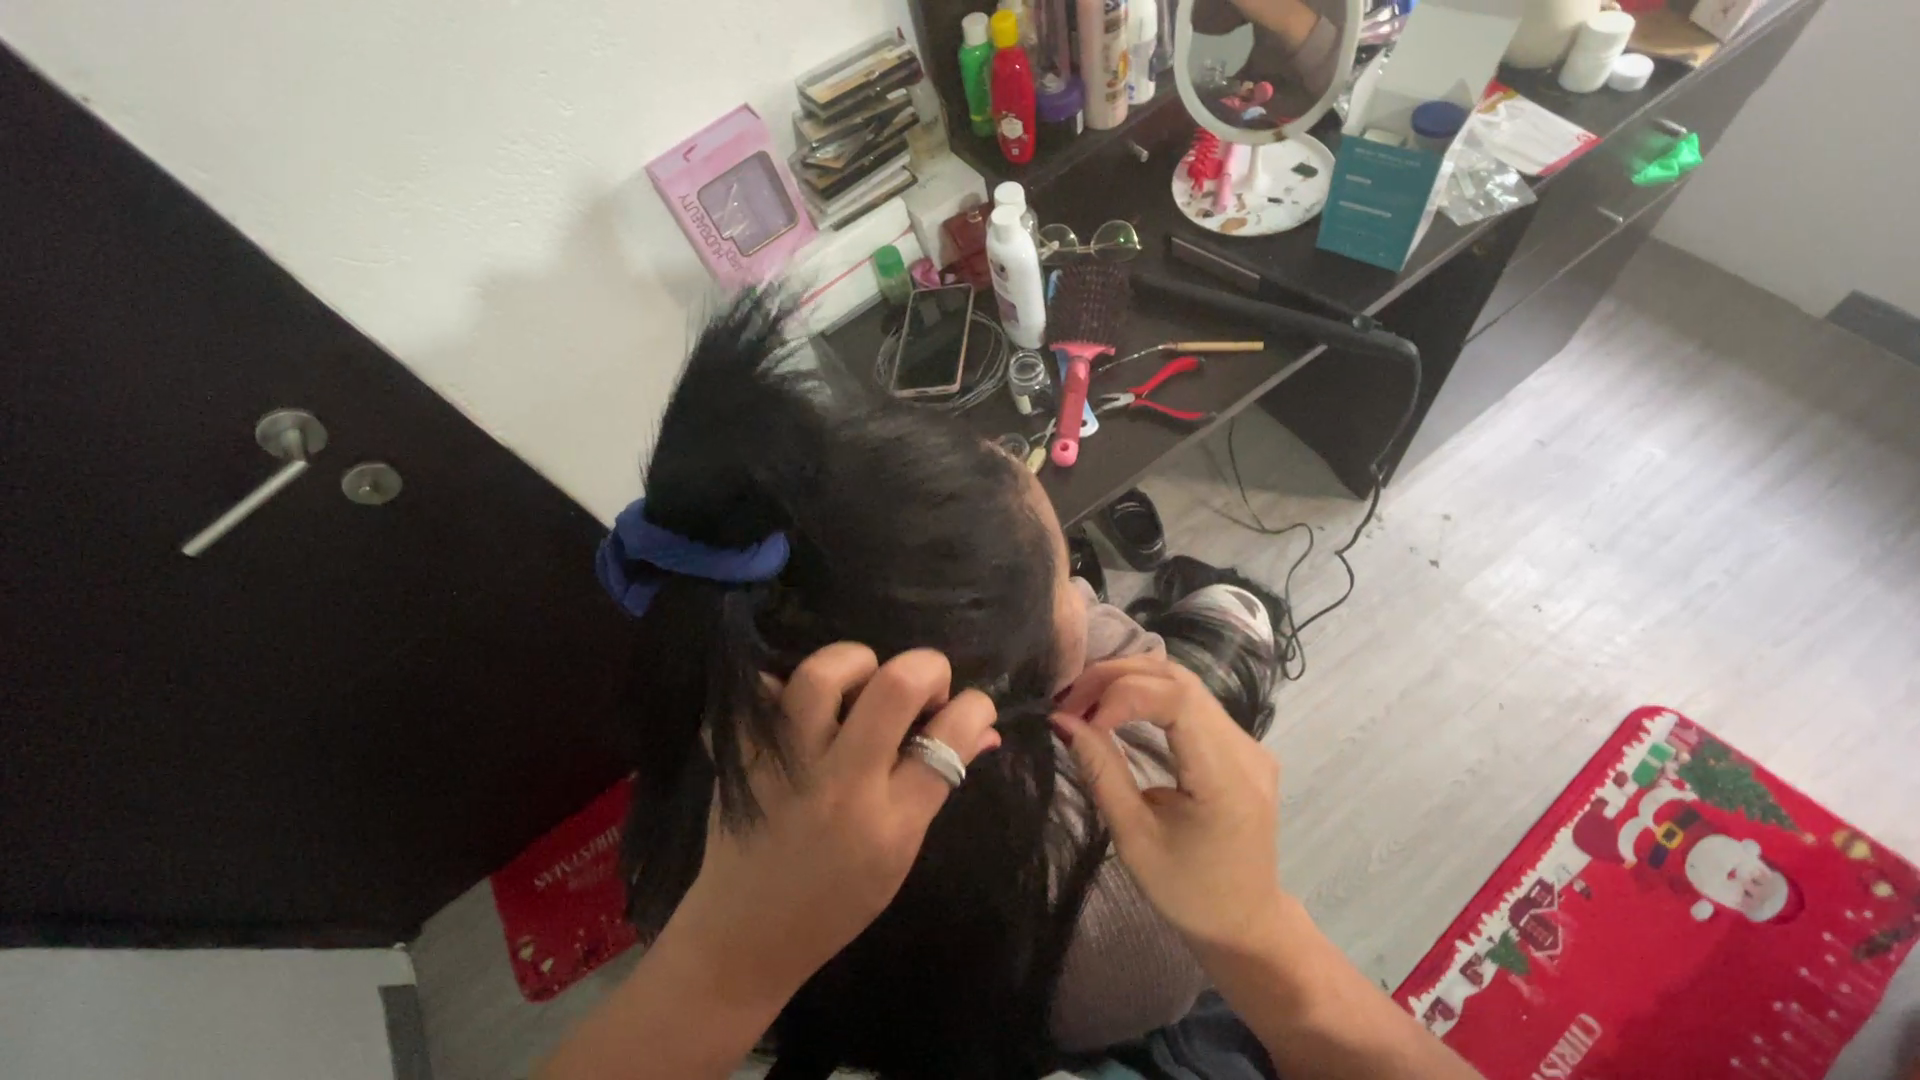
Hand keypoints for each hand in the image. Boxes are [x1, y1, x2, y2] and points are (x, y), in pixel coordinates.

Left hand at [672, 644, 1000, 1005]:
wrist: (746, 936)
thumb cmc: (836, 903)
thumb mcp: (902, 854)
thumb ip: (938, 786)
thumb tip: (983, 730)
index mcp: (891, 821)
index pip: (949, 740)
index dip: (974, 706)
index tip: (972, 704)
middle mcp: (841, 784)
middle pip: (895, 687)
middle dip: (927, 666)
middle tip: (922, 686)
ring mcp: (786, 765)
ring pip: (824, 673)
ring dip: (856, 663)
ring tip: (860, 686)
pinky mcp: (742, 756)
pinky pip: (760, 691)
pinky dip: (785, 685)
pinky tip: (801, 708)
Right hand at [1053, 656, 1282, 955]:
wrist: (1243, 922)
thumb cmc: (1186, 891)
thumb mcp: (1133, 837)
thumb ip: (1101, 771)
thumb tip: (1062, 720)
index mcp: (1226, 779)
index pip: (1178, 701)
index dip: (1123, 694)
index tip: (1081, 717)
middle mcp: (1246, 750)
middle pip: (1180, 680)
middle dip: (1117, 677)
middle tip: (1070, 699)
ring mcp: (1249, 744)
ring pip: (1185, 683)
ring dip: (1130, 680)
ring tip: (1085, 700)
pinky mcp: (1241, 745)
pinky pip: (1192, 701)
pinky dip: (1148, 694)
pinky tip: (1116, 706)